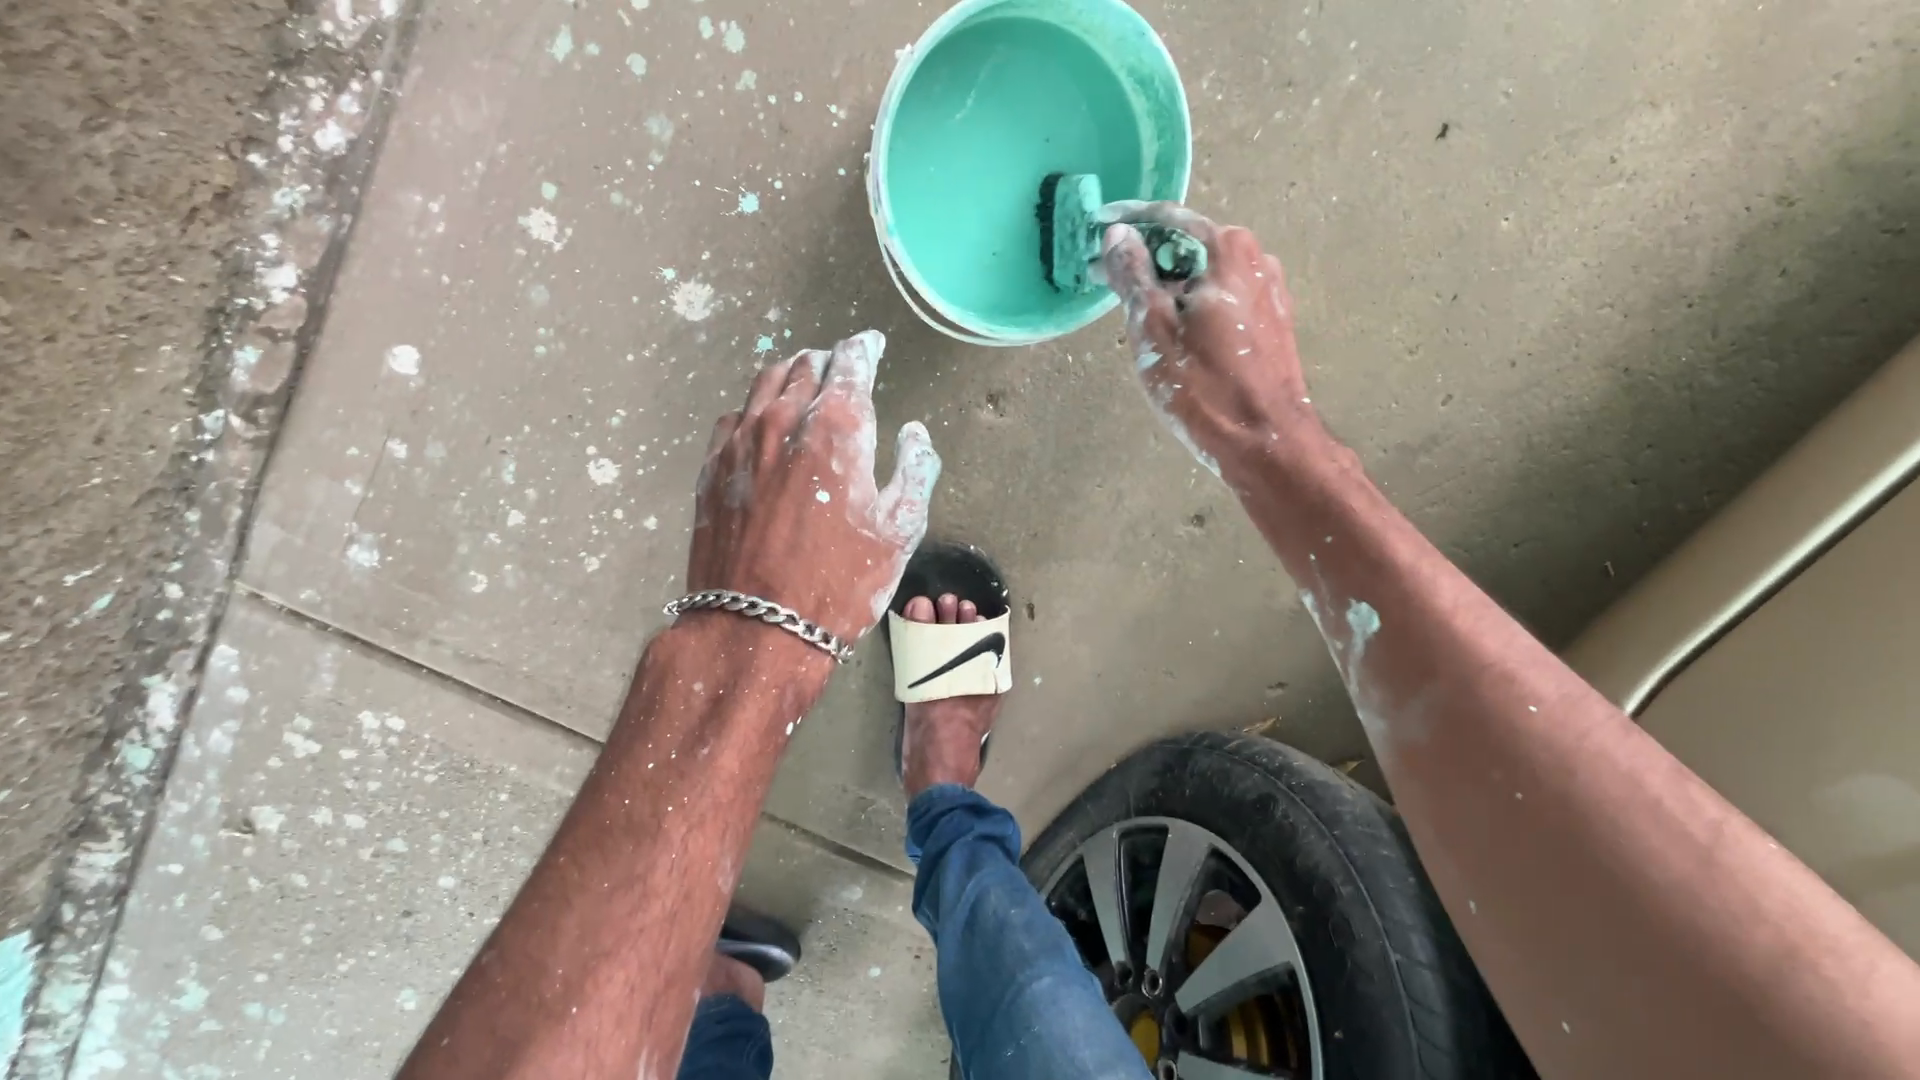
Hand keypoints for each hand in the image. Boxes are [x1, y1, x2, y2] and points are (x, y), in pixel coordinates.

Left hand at [687, 330, 939, 642]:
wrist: (756, 626)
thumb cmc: (839, 582)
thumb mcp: (900, 531)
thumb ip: (914, 470)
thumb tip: (914, 433)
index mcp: (837, 429)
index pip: (851, 364)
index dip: (864, 348)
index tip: (871, 345)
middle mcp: (784, 420)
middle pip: (806, 366)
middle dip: (829, 361)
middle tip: (842, 367)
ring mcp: (741, 442)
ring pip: (765, 383)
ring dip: (791, 375)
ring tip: (804, 381)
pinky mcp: (712, 467)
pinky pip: (735, 416)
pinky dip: (756, 408)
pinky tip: (763, 423)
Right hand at [1099, 205, 1315, 471]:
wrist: (1266, 442)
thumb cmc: (1204, 386)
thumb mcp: (1152, 329)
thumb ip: (1132, 276)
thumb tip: (1117, 236)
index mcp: (1227, 250)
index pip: (1166, 219)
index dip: (1125, 223)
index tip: (1096, 230)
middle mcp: (1256, 259)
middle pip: (1187, 247)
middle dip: (1144, 258)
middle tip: (1104, 276)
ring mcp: (1269, 291)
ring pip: (1204, 276)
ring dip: (1166, 284)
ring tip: (1132, 307)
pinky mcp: (1272, 323)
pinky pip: (1221, 300)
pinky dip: (1191, 305)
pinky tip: (1171, 330)